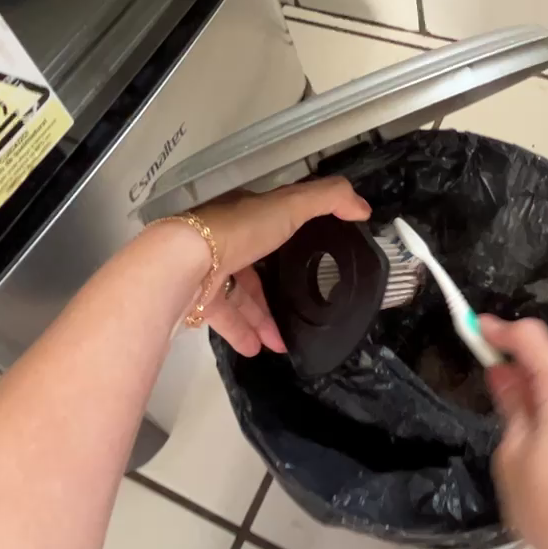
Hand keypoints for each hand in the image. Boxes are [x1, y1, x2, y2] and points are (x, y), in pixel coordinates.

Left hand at [190, 177, 370, 356]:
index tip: (313, 252)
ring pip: (240, 296)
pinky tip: (260, 348)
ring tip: (283, 344)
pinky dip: (243, 333)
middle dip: (276, 289)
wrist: (183, 262)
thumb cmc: (239, 228)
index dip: (293, 233)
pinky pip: (225, 318)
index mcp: (244, 214)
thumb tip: (363, 207)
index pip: (271, 221)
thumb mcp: (290, 204)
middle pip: (255, 265)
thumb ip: (329, 200)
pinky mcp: (197, 298)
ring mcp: (208, 269)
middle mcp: (224, 239)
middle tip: (301, 309)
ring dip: (262, 319)